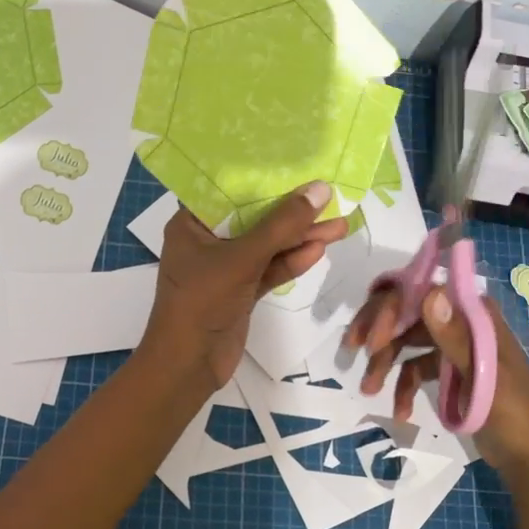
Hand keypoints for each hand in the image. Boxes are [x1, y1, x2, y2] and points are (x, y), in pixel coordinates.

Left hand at [136, 182, 348, 394]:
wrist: (188, 365)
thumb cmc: (201, 302)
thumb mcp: (242, 259)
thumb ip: (281, 225)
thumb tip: (320, 189)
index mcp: (191, 223)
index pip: (230, 190)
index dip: (264, 176)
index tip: (298, 163)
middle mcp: (206, 241)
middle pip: (254, 217)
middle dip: (292, 210)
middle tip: (331, 196)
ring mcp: (224, 268)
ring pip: (266, 245)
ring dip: (299, 237)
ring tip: (341, 224)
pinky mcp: (240, 292)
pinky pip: (268, 269)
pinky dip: (290, 261)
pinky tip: (319, 249)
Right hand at [345, 284, 528, 460]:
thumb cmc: (515, 413)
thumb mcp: (484, 376)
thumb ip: (455, 337)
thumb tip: (430, 294)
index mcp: (475, 316)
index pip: (424, 292)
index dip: (392, 308)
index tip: (372, 339)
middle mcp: (461, 323)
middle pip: (408, 312)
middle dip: (378, 329)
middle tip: (352, 348)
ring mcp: (453, 348)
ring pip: (405, 342)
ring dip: (384, 362)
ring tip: (367, 389)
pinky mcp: (448, 372)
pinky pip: (414, 370)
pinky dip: (402, 388)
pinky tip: (399, 412)